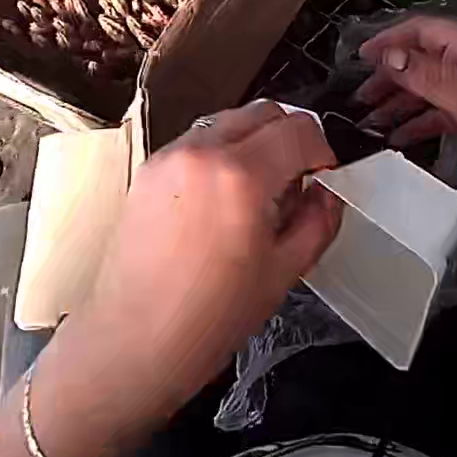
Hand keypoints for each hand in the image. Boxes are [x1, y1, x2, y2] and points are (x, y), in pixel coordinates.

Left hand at [31, 101, 339, 456]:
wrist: (129, 345)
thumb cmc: (208, 319)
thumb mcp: (285, 272)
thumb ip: (319, 220)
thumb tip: (326, 192)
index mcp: (242, 176)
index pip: (300, 129)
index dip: (323, 152)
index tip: (323, 178)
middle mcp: (203, 151)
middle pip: (267, 111)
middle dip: (291, 139)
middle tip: (295, 182)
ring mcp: (171, 155)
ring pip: (232, 120)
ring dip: (257, 142)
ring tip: (256, 192)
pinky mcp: (150, 167)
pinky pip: (201, 139)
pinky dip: (223, 153)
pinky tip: (222, 198)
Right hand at [354, 16, 456, 197]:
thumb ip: (429, 78)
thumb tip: (387, 54)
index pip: (423, 33)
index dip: (391, 40)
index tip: (360, 59)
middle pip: (421, 63)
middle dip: (389, 77)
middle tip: (359, 100)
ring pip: (427, 92)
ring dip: (398, 104)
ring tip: (368, 124)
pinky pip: (439, 117)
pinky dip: (417, 125)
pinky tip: (396, 139)